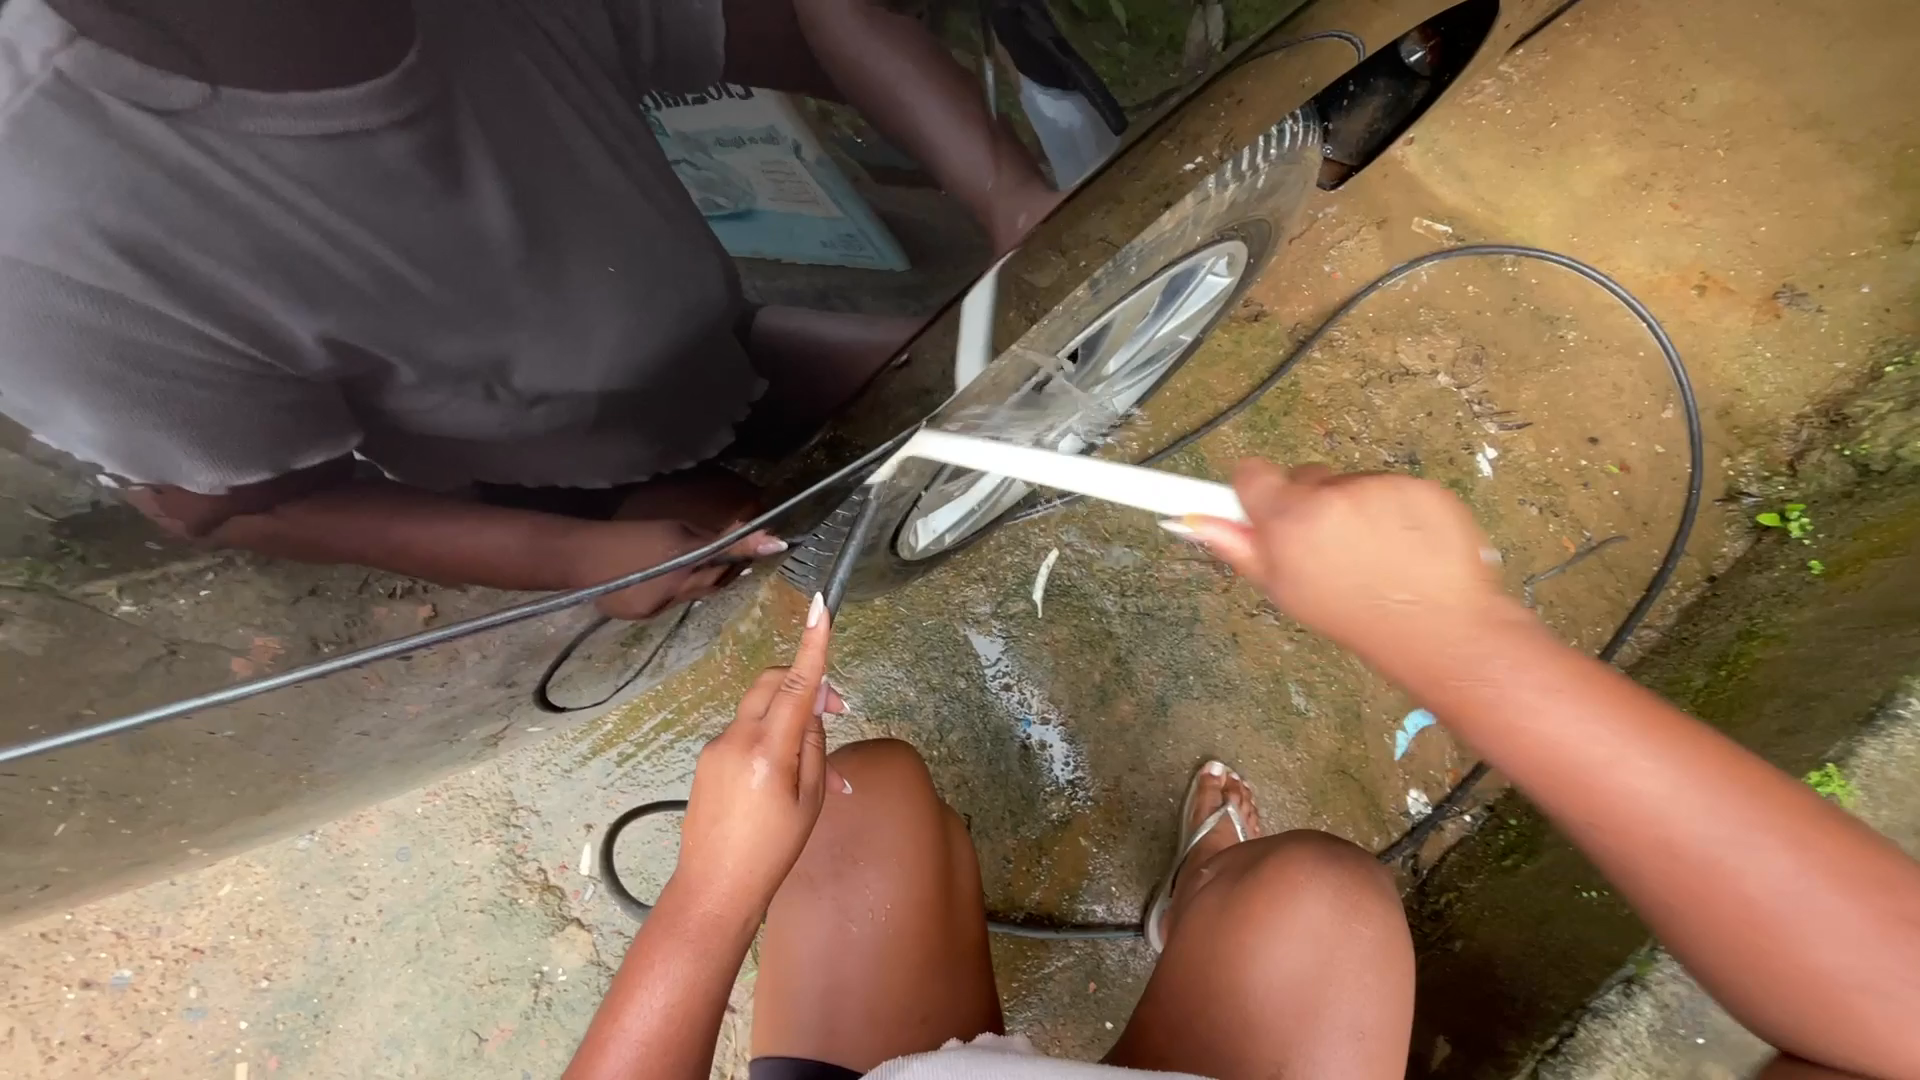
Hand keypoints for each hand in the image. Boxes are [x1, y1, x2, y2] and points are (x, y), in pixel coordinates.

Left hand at [570, 518, 786, 619]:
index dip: (756, 545)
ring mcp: (675, 530)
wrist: (573, 554)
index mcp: (690, 551)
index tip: (780, 541)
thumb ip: (694, 588)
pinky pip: (688, 548)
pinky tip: (670, 579)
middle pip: (722, 553)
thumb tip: (723, 577)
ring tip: (686, 588)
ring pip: (704, 552)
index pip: (734, 548)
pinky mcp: (663, 531)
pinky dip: (689, 562)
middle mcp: (689, 535)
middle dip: (726, 568)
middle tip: (720, 585)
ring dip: (705, 567)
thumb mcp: (655, 600)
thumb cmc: (614, 582)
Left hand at [670, 593, 848, 916]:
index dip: (812, 644)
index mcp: (767, 751)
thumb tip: (812, 707)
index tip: (820, 608)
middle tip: (837, 710)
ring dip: (790, 714)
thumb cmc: (772, 851)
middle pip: (772, 681)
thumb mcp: (810, 799)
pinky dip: (772, 737)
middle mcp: (737, 738)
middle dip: (803, 679)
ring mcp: (717, 746)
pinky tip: (788, 774)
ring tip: (816, 763)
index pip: (795, 684)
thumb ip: (813, 744)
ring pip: (761, 707)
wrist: (713, 889)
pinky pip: (747, 731)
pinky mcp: (708, 757)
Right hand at [1178, 460, 1519, 664]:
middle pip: (1302, 476)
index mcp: (1288, 519)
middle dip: (1308, 502)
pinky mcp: (1418, 486)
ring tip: (1369, 552)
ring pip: (1348, 482)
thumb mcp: (1282, 588)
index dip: (1254, 488)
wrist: (1435, 627)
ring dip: (1351, 507)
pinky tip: (1401, 544)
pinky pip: (1390, 485)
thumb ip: (1238, 547)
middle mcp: (1330, 494)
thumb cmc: (1349, 613)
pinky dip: (1393, 509)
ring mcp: (1378, 487)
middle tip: (1324, 545)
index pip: (1250, 472)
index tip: (1260, 503)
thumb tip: (1192, 521)